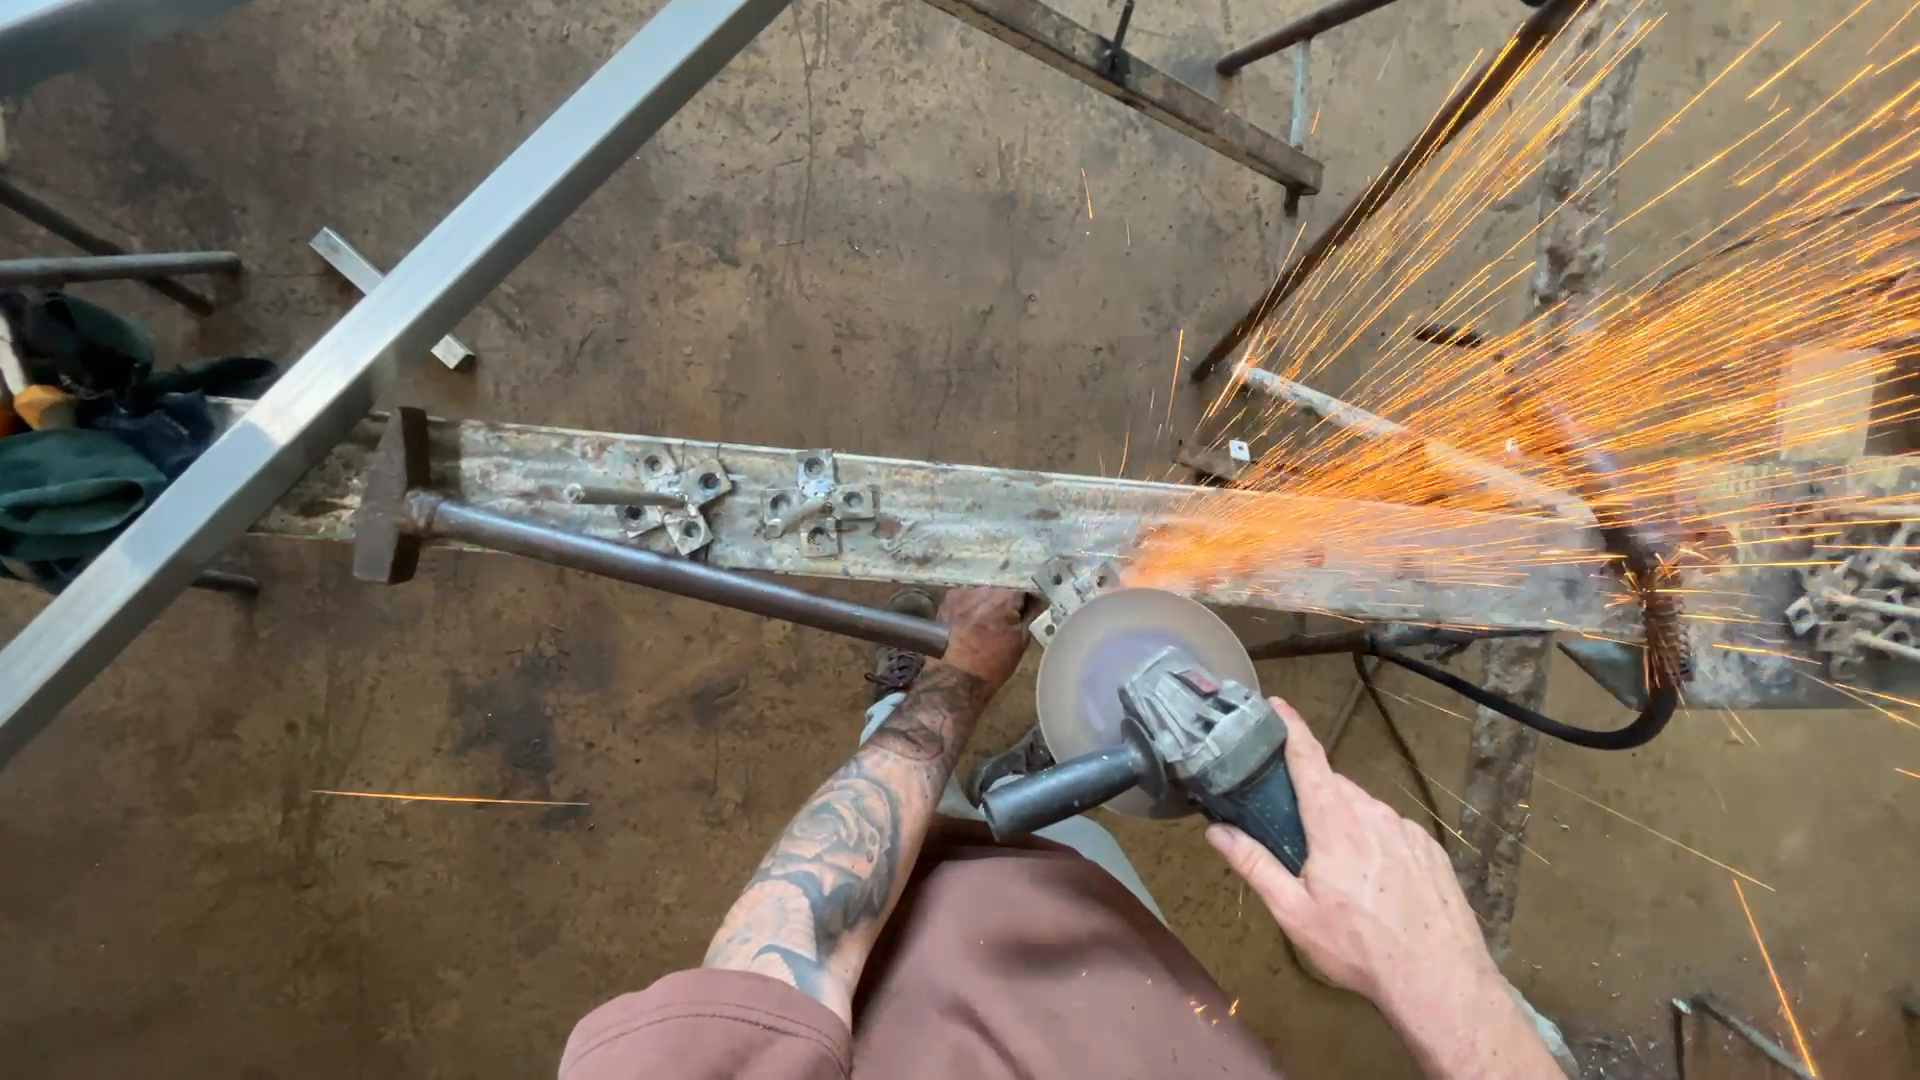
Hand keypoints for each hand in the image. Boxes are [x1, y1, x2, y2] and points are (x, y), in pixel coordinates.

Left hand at [929, 587, 1028, 695]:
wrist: (955, 676)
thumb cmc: (993, 663)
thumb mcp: (1021, 641)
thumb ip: (1029, 616)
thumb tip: (1032, 604)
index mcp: (1005, 596)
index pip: (1024, 587)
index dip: (1028, 599)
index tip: (1027, 609)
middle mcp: (984, 588)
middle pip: (1001, 587)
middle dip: (1005, 601)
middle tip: (1005, 619)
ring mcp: (962, 592)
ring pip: (982, 591)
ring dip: (986, 602)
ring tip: (984, 622)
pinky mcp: (948, 600)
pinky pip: (965, 597)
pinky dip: (970, 606)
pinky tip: (969, 621)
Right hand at [1206, 696, 1499, 1011]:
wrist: (1443, 986)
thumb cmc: (1359, 948)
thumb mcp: (1294, 913)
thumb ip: (1254, 865)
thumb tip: (1215, 830)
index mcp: (1334, 823)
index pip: (1309, 758)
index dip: (1291, 726)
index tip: (1275, 703)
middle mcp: (1372, 814)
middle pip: (1332, 785)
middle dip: (1310, 796)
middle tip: (1295, 829)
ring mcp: (1406, 830)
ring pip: (1362, 807)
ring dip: (1343, 820)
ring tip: (1338, 866)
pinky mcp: (1431, 849)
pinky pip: (1390, 828)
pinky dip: (1374, 839)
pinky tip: (1376, 880)